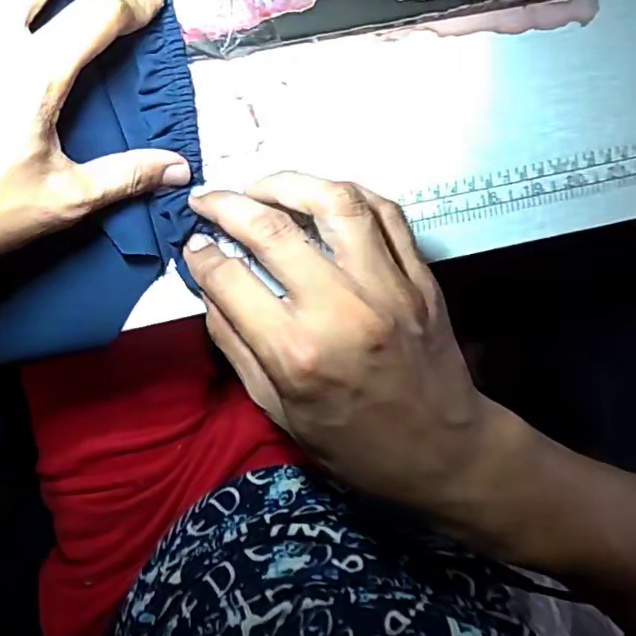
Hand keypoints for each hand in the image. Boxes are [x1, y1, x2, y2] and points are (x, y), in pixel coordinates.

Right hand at [184, 173, 524, 523]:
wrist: (442, 452)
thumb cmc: (353, 443)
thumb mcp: (277, 410)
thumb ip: (235, 344)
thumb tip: (209, 284)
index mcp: (297, 352)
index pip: (230, 279)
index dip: (201, 254)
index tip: (193, 243)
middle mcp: (341, 309)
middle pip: (274, 230)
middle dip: (228, 204)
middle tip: (208, 198)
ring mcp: (388, 286)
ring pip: (336, 203)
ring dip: (290, 182)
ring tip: (262, 186)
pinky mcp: (420, 276)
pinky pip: (387, 213)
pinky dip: (350, 193)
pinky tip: (323, 195)